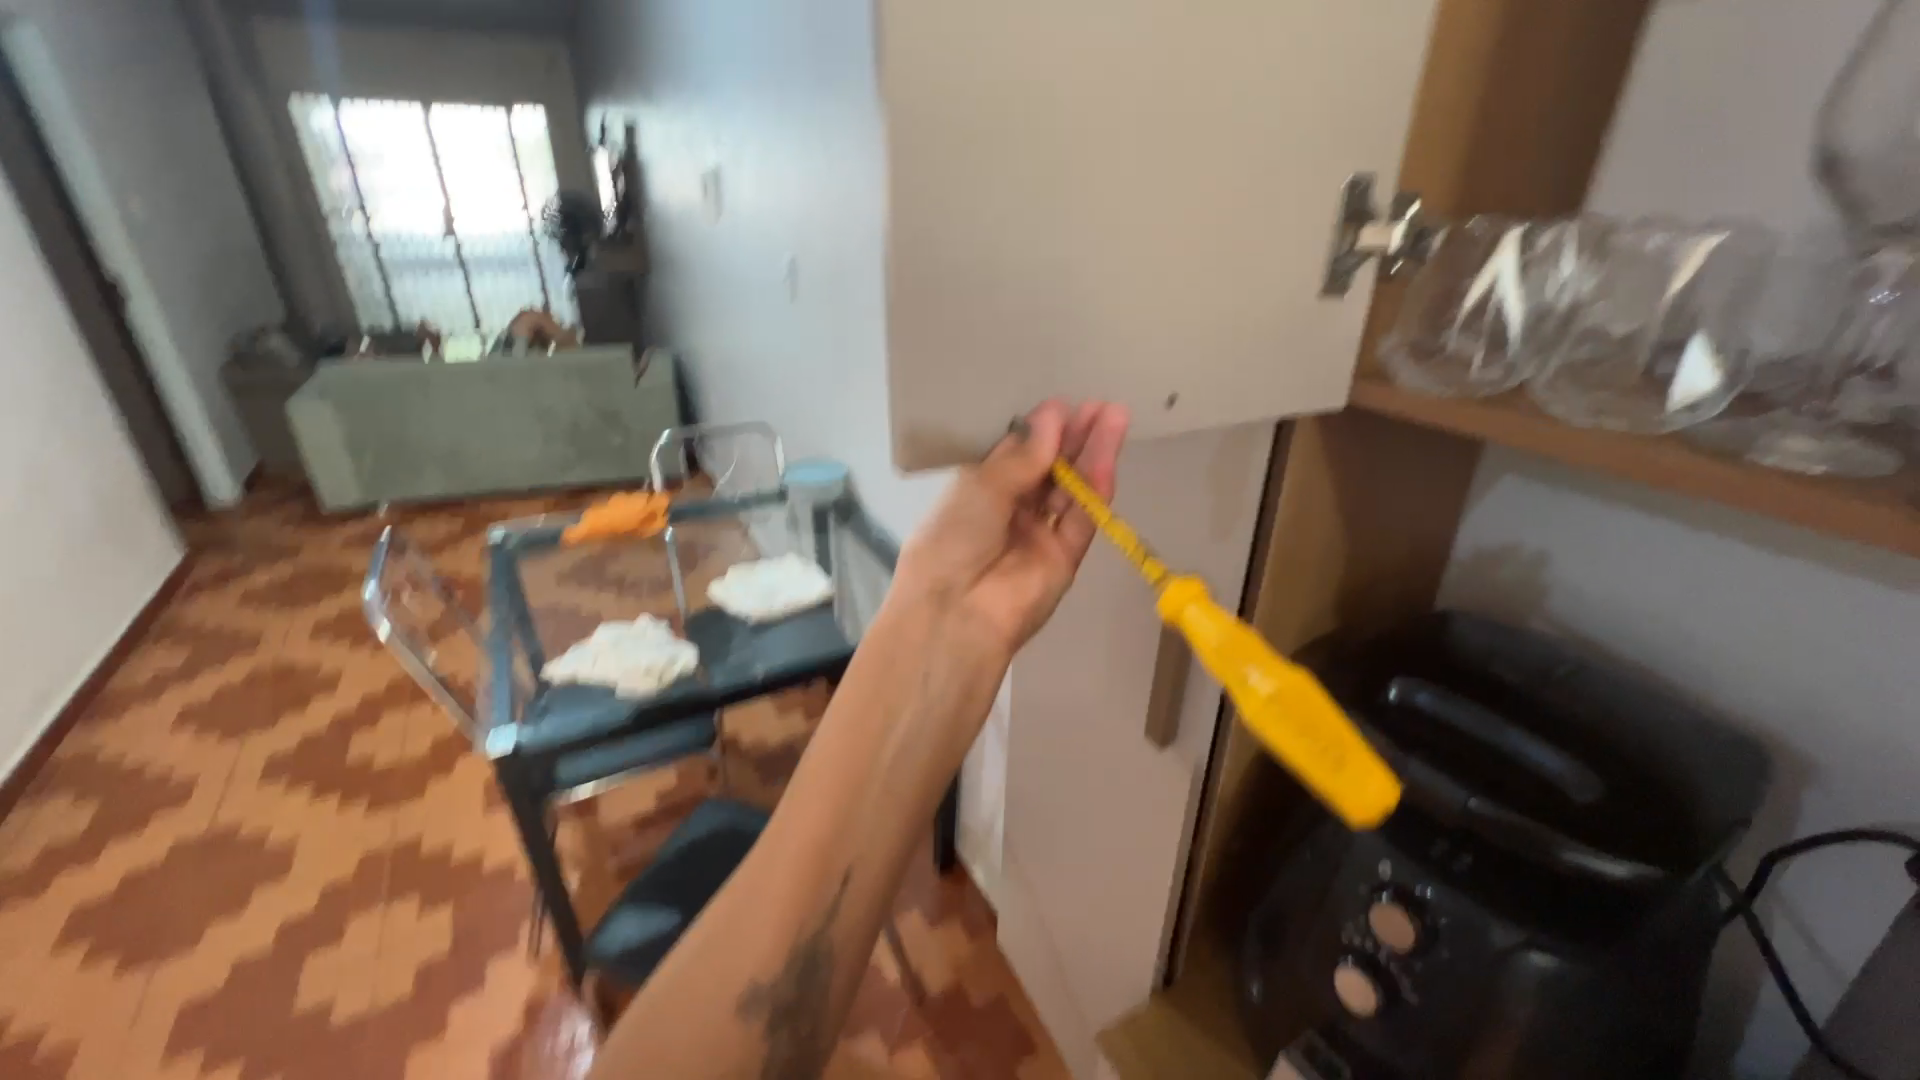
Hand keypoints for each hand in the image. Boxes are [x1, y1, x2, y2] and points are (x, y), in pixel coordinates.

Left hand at [894, 400, 1129, 661]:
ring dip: (1091, 455)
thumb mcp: (981, 486)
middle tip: (1100, 405)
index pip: (1016, 455)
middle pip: (1049, 470)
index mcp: (978, 493)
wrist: (956, 612)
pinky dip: (1096, 488)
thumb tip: (1053, 416)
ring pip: (1071, 490)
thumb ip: (1023, 456)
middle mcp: (1010, 512)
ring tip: (1114, 416)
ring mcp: (1039, 536)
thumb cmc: (952, 538)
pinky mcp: (1065, 559)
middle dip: (1073, 437)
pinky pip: (1083, 519)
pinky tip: (1107, 456)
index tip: (1062, 406)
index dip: (1039, 431)